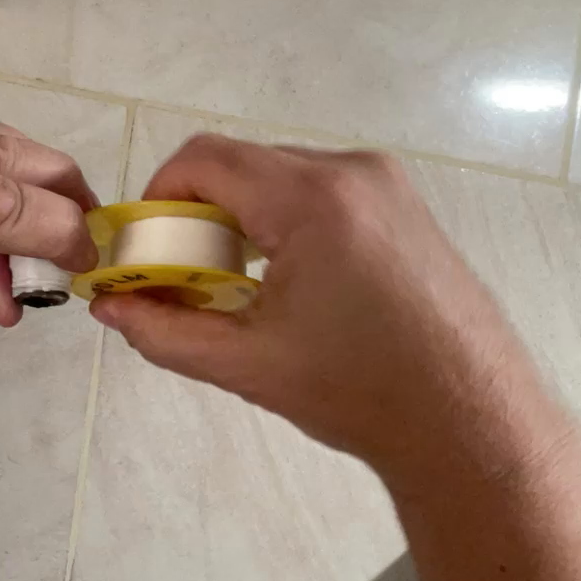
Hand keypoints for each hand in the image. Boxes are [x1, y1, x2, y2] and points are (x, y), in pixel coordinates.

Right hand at [89, 134, 571, 484]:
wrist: (473, 422)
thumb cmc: (357, 393)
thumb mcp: (244, 364)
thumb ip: (162, 330)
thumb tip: (108, 306)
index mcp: (312, 199)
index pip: (203, 159)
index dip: (158, 197)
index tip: (149, 250)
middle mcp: (352, 170)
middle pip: (240, 164)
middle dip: (197, 213)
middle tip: (186, 275)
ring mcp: (385, 183)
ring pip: (278, 176)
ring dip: (239, 218)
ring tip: (235, 283)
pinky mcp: (402, 204)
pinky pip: (316, 190)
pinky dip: (280, 221)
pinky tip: (286, 279)